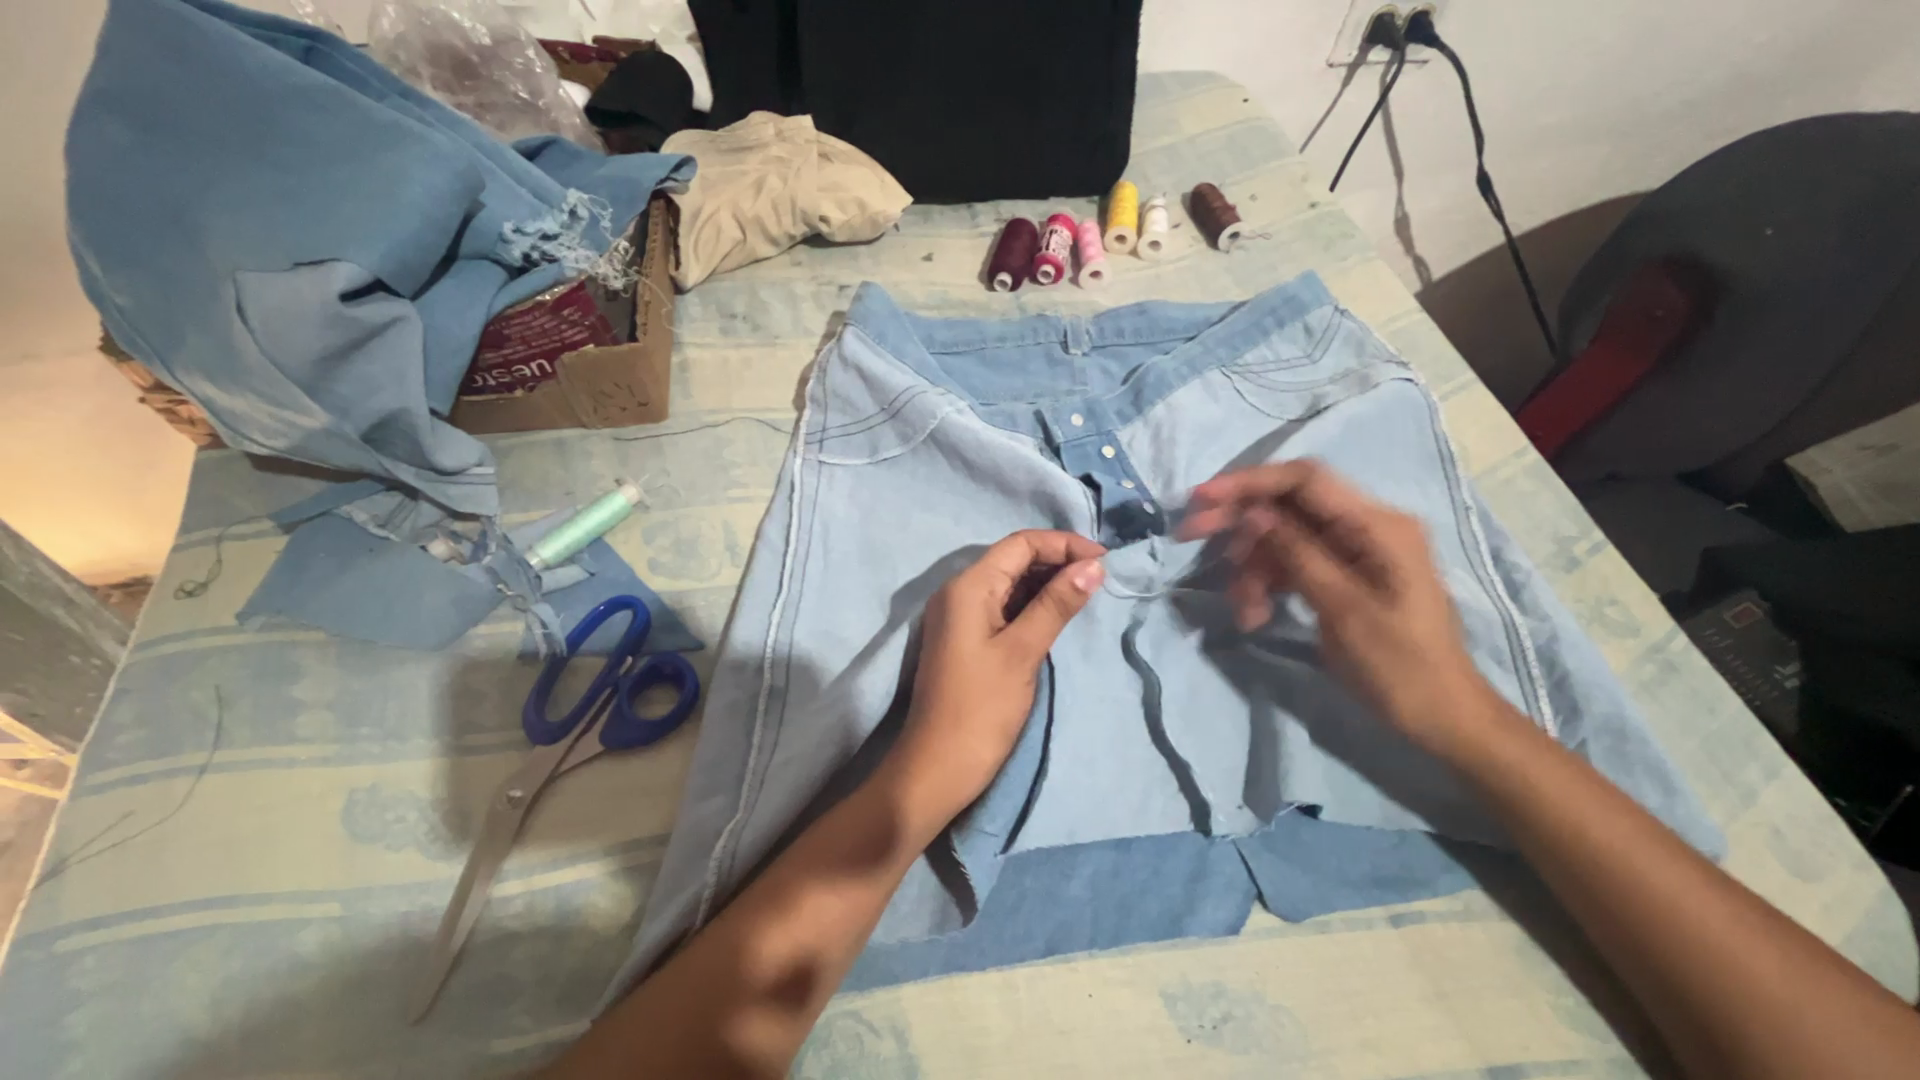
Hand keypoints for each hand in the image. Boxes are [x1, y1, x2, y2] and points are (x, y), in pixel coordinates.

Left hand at [891, 530, 1105, 822]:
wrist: (938, 766)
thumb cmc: (981, 708)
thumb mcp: (1023, 651)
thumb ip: (1056, 604)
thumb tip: (1093, 566)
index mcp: (967, 586)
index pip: (1020, 544)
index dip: (1063, 544)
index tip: (1105, 561)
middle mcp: (959, 591)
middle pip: (1014, 559)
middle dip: (1058, 561)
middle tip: (1102, 578)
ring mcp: (960, 616)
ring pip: (1010, 582)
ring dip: (1048, 583)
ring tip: (1089, 593)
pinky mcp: (966, 638)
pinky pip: (1003, 606)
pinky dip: (1032, 604)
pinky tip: (1060, 614)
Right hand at [1182, 460, 1496, 746]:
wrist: (1443, 717)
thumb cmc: (1400, 666)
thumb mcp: (1343, 609)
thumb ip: (1298, 554)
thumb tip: (1253, 513)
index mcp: (1378, 525)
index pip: (1305, 481)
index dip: (1248, 483)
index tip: (1200, 500)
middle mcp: (1367, 526)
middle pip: (1289, 505)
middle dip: (1239, 522)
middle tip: (1189, 537)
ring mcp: (1356, 550)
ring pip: (1284, 538)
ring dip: (1252, 566)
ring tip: (1242, 609)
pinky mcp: (1345, 575)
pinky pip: (1295, 563)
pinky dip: (1269, 583)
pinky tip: (1254, 615)